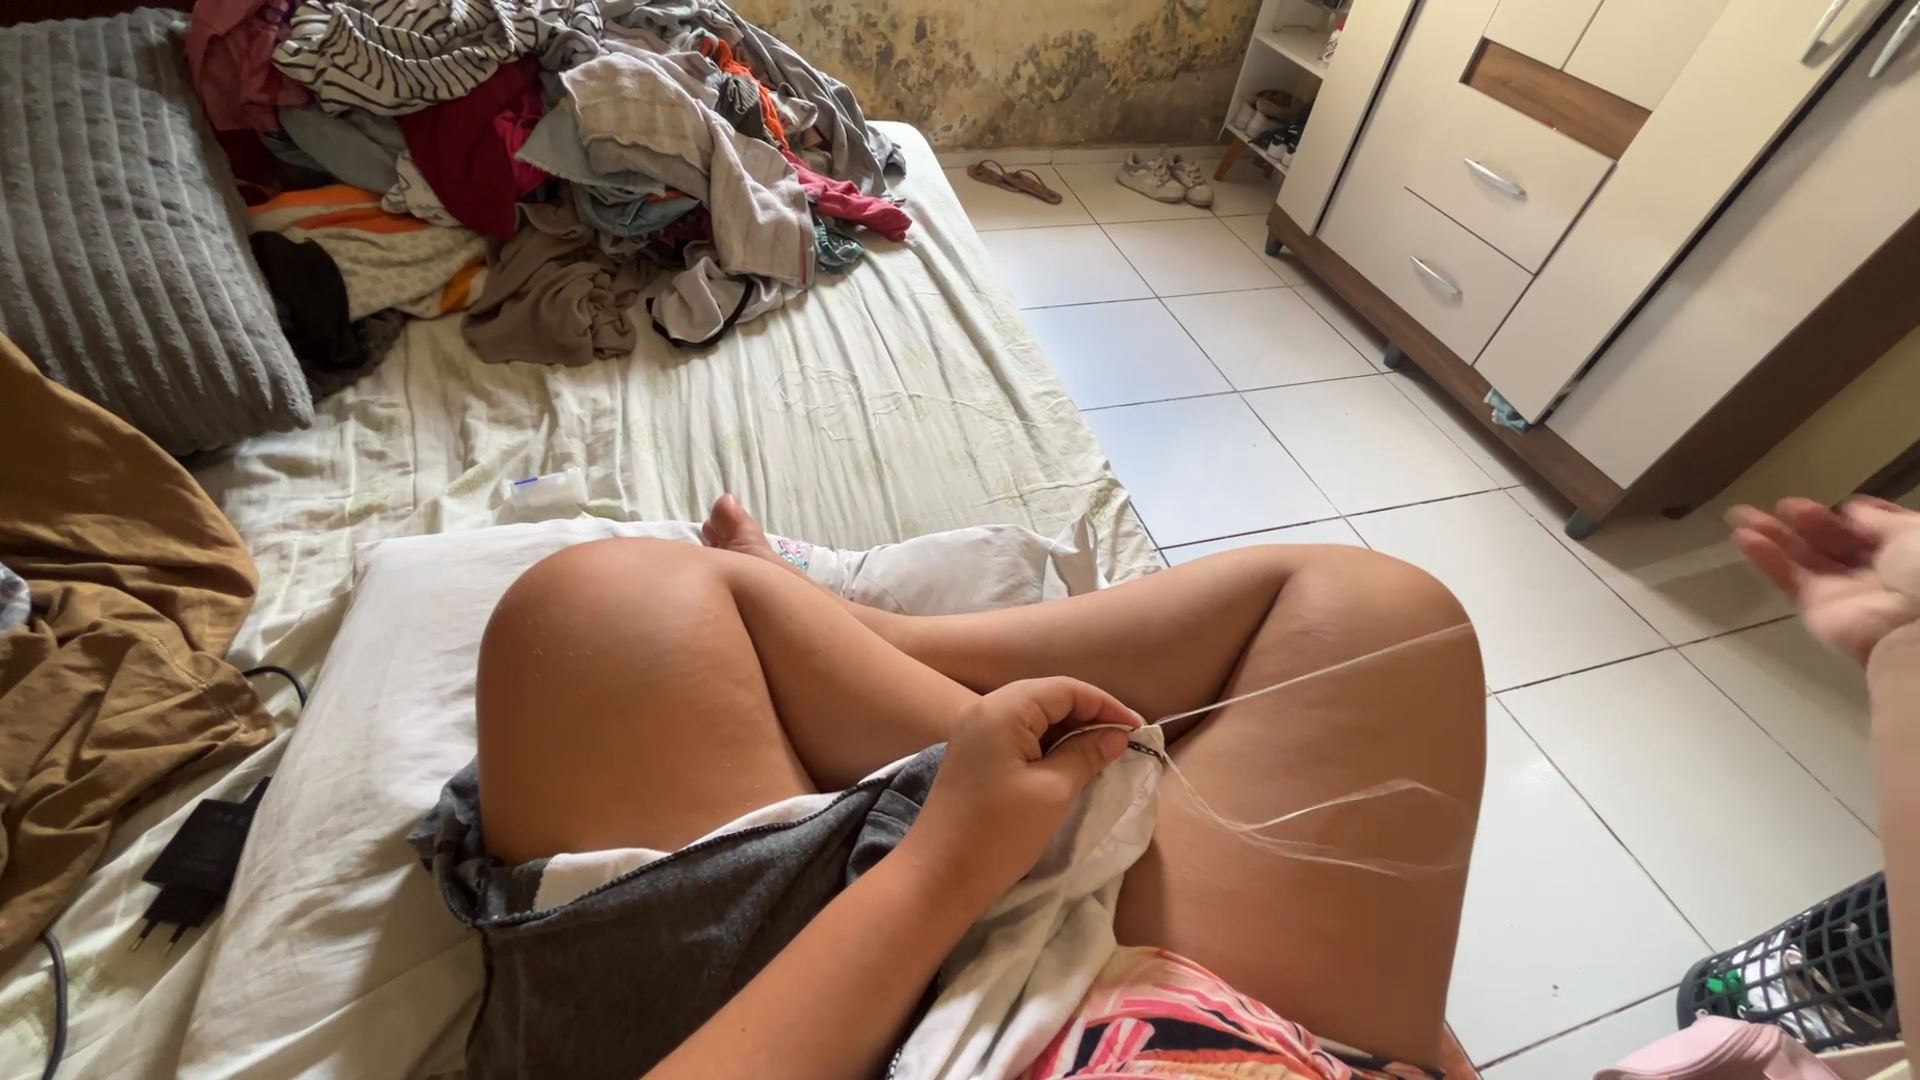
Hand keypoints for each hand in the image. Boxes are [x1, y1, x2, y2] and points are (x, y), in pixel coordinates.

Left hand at [897, 677, 1139, 908]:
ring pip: (1034, 715)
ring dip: (1069, 731)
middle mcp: (986, 708)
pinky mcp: (974, 752)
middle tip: (1122, 743)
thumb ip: (1086, 755)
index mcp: (1004, 708)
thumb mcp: (1052, 792)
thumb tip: (1116, 736)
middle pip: (1048, 696)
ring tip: (1102, 755)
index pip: (1065, 689)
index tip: (1137, 732)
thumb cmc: (999, 832)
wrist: (939, 875)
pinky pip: (1019, 733)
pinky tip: (1070, 763)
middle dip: (1088, 716)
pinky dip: (1047, 743)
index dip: (1105, 705)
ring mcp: (976, 730)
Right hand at [1728, 497, 1919, 664]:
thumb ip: (1883, 521)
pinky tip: (1743, 537)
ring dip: (1775, 535)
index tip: (1847, 503)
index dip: (1864, 515)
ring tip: (1740, 514)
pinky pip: (1786, 578)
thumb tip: (1853, 510)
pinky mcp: (1813, 606)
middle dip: (1812, 522)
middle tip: (1785, 504)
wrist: (1919, 629)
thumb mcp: (1919, 534)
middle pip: (1839, 542)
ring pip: (1805, 558)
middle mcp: (1883, 571)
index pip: (1884, 530)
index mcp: (1915, 553)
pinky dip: (1764, 558)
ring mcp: (1846, 590)